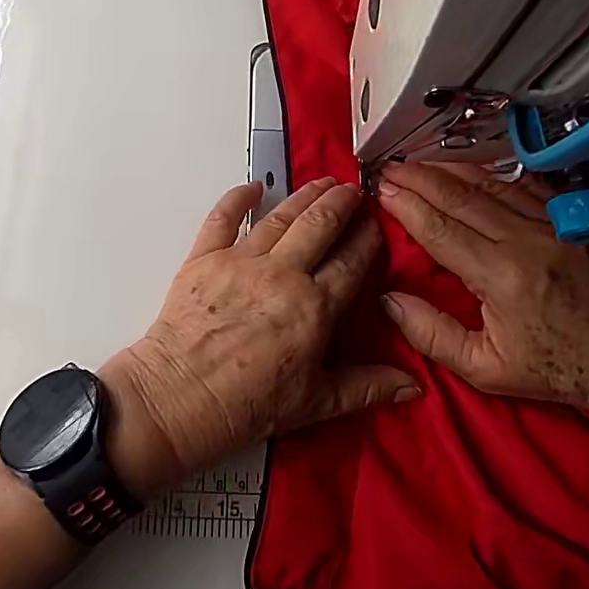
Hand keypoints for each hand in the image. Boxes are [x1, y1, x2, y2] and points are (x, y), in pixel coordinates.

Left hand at [98, 178, 418, 498]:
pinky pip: (222, 219)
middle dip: (342, 204)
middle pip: (320, 226)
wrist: (178, 399)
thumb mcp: (313, 403)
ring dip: (304, 197)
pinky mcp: (202, 261)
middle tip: (354, 192)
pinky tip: (251, 188)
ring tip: (321, 184)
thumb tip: (411, 388)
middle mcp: (280, 276)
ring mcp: (239, 264)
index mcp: (314, 308)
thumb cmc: (241, 405)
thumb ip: (364, 387)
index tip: (378, 227)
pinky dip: (237, 199)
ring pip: (280, 218)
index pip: (352, 262)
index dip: (369, 240)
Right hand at [372, 162, 588, 432]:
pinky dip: (495, 173)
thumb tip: (388, 300)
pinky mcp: (579, 219)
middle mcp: (529, 240)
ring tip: (420, 161)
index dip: (406, 206)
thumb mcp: (483, 368)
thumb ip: (430, 334)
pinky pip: (529, 185)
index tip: (381, 190)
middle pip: (461, 197)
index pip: (440, 229)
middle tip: (390, 167)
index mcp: (502, 276)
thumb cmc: (559, 369)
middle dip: (419, 178)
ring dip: (452, 169)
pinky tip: (473, 169)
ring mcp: (558, 224)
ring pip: (494, 184)